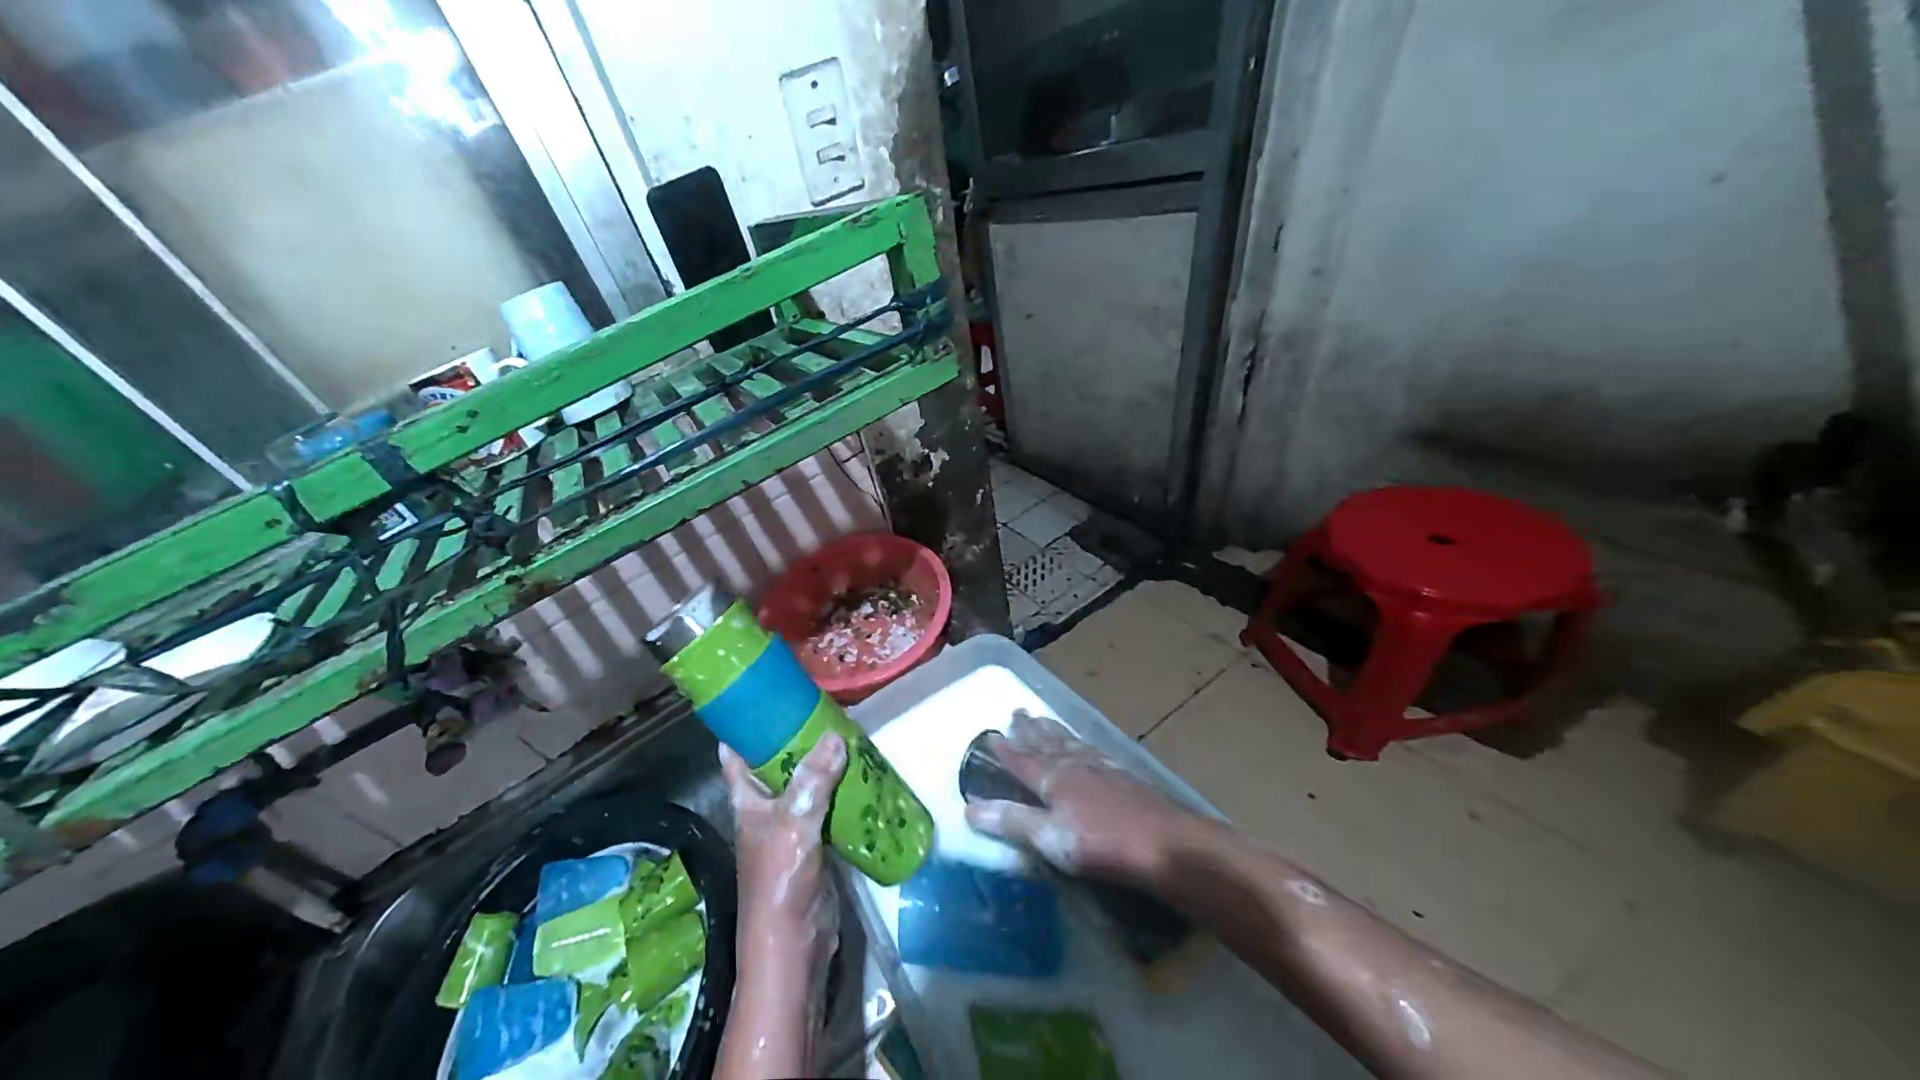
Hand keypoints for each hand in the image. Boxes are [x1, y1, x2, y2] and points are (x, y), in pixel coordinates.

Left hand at [715, 734, 846, 1079]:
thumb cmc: (780, 881)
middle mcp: (766, 809)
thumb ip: (813, 782)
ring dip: (823, 763)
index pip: (735, 754)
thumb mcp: (794, 824)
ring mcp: (791, 826)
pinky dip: (842, 790)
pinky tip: (864, 776)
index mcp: (747, 801)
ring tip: (850, 734)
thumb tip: (835, 737)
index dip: (743, 725)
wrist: (794, 944)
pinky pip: (828, 806)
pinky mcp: (815, 843)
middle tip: (823, 708)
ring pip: (805, 784)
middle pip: (776, 764)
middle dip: (795, 737)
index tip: (764, 696)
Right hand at [963, 710, 1206, 883]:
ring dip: (1053, 731)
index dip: (1005, 750)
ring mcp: (1102, 768)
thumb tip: (969, 807)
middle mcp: (1075, 765)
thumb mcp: (1050, 837)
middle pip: (1048, 743)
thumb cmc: (1102, 843)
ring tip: (1043, 720)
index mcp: (1053, 779)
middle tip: (1018, 712)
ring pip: (1071, 743)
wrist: (1167, 842)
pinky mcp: (1124, 777)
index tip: (990, 736)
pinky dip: (1081, 744)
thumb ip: (1012, 821)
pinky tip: (1087, 748)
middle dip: (1030, 730)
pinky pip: (1093, 750)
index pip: (1022, 760)